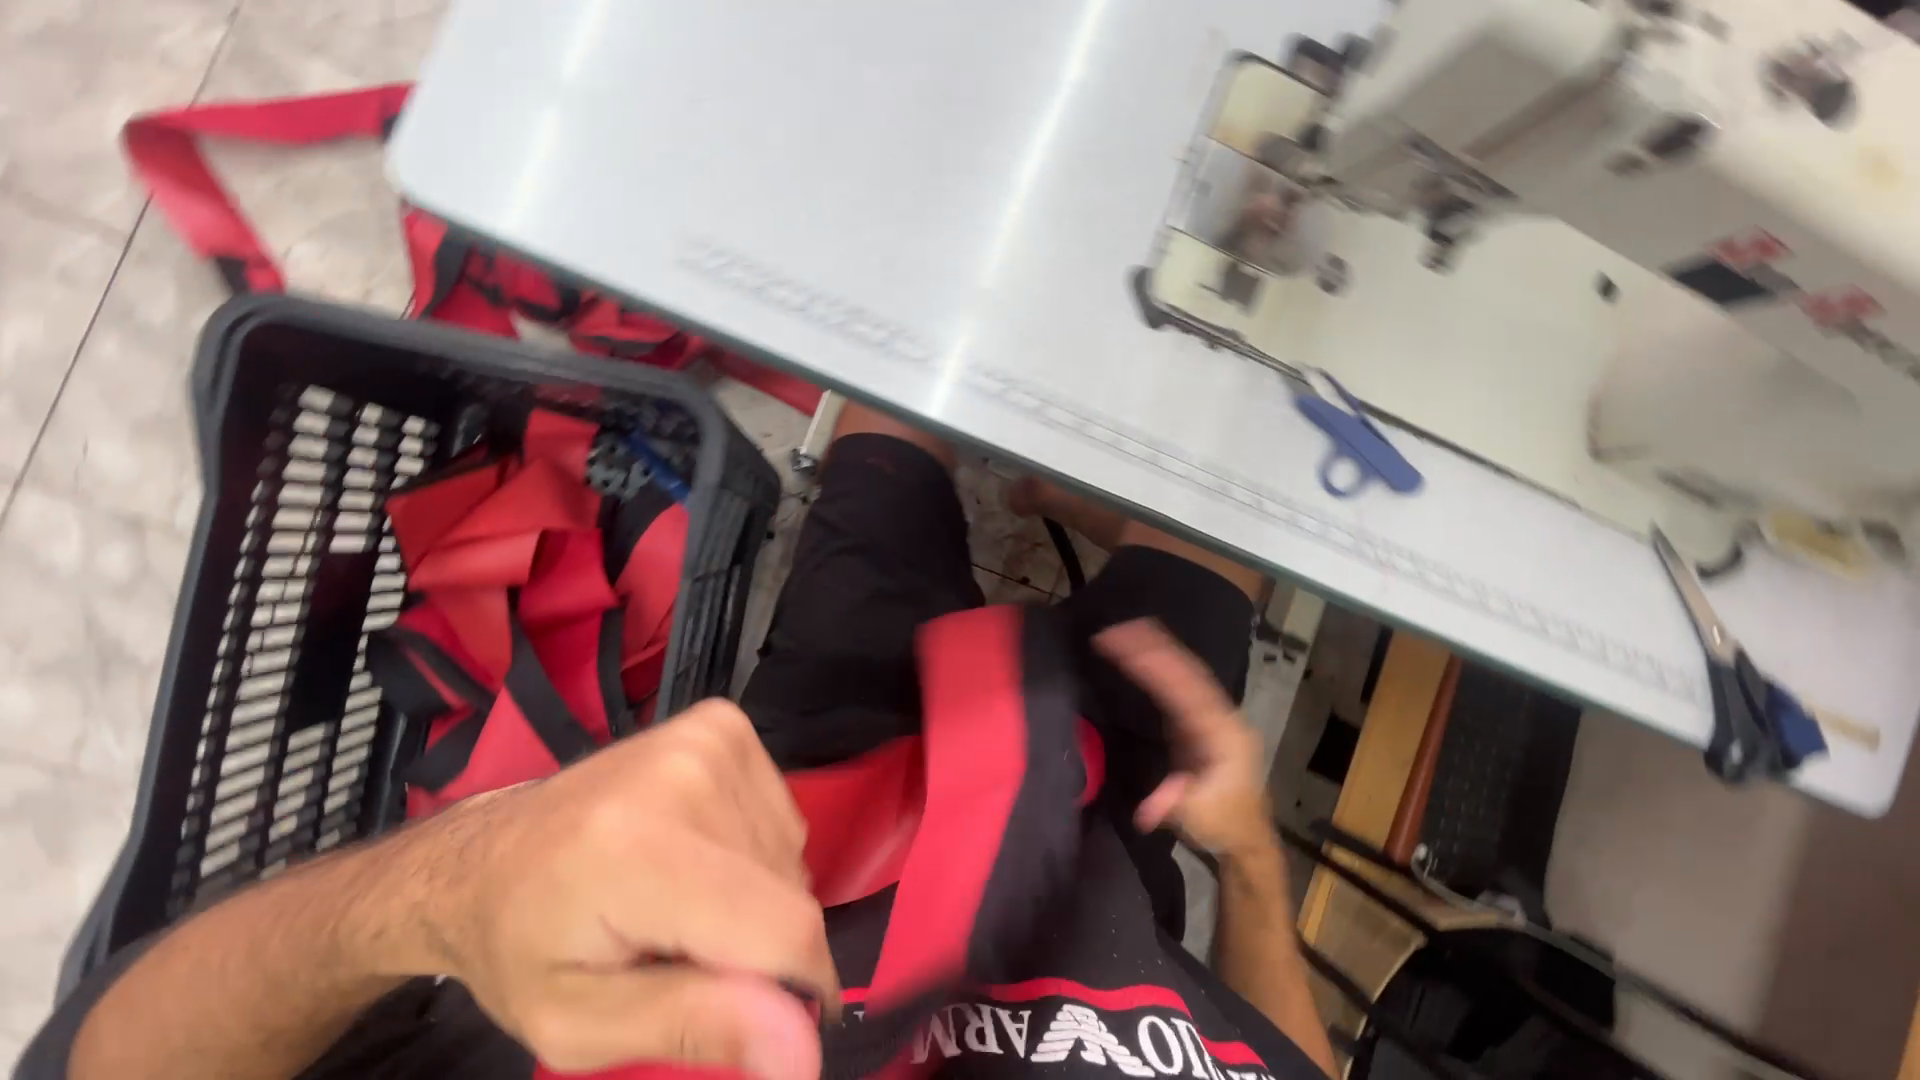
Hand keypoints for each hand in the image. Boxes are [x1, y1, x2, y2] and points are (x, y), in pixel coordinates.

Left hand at [368, 699, 837, 1078]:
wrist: (488, 856)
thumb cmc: (523, 948)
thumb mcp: (580, 1024)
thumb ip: (695, 1026)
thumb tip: (804, 1052)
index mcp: (637, 848)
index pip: (782, 927)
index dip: (798, 989)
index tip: (769, 1024)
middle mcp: (685, 772)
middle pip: (791, 893)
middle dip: (760, 946)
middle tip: (680, 954)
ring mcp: (708, 738)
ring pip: (793, 858)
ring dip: (759, 900)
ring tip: (681, 906)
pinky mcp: (723, 724)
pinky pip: (783, 819)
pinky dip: (757, 854)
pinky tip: (700, 859)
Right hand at [1095, 620, 1276, 859]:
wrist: (1244, 838)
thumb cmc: (1223, 825)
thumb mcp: (1199, 819)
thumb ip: (1176, 805)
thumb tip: (1150, 808)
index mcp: (1223, 733)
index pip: (1186, 690)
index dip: (1157, 665)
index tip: (1127, 646)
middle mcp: (1220, 716)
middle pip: (1187, 672)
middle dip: (1154, 646)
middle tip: (1118, 628)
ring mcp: (1211, 717)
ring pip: (1185, 674)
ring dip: (1157, 650)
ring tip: (1125, 630)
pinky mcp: (1199, 723)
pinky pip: (1180, 686)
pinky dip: (1160, 666)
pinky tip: (1142, 653)